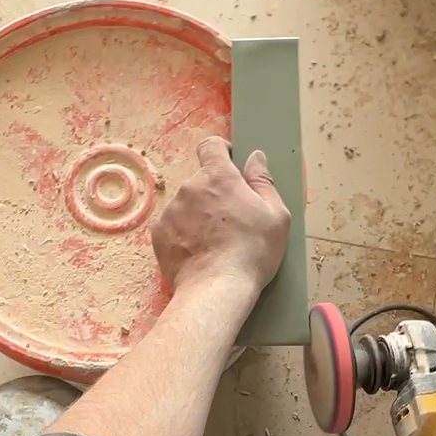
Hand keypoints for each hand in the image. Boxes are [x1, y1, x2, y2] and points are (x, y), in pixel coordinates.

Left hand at [152, 136, 290, 296]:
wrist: (216, 290)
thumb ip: (264, 181)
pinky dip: (184, 236)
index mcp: (218, 176)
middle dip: (214, 195)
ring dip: (198, 217)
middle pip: (201, 181)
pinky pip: (173, 227)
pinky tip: (199, 253)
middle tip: (231, 221)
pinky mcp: (159, 235)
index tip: (230, 165)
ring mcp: (171, 211)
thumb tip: (256, 158)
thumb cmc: (252, 252)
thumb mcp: (276, 216)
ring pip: (186, 206)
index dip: (220, 152)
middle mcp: (189, 188)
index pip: (211, 145)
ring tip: (214, 243)